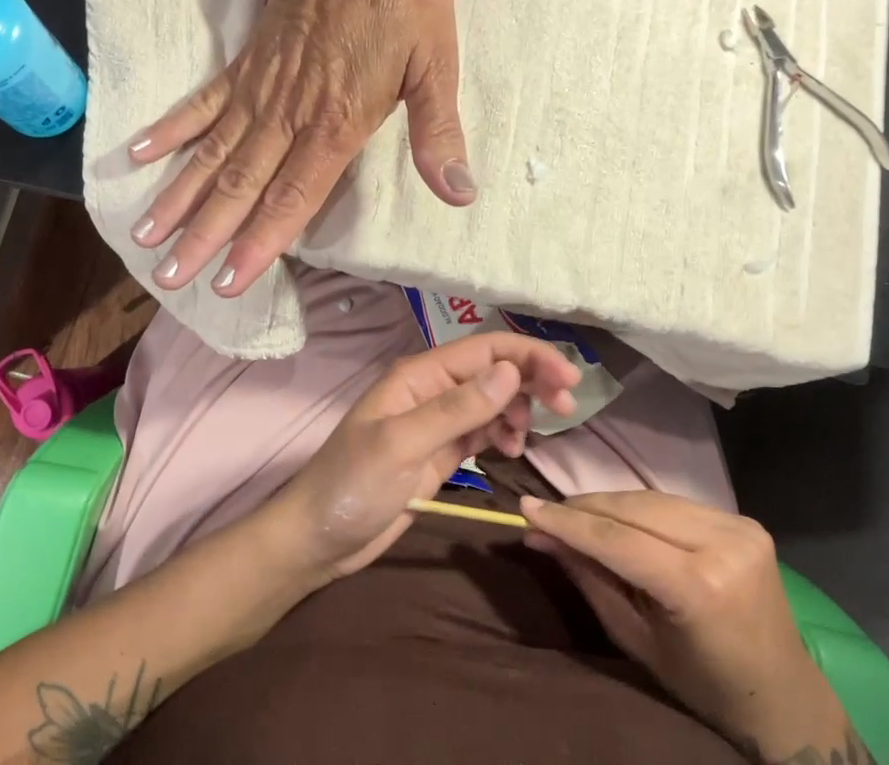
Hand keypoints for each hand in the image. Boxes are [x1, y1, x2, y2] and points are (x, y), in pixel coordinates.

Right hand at [127, 0, 470, 296]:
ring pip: (213, 152)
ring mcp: (259, 88)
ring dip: (178, 196)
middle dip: (205, 235)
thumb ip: (437, 134)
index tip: (228, 281)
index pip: (292, 195)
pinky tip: (140, 155)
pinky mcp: (245, 64)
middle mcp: (288, 113)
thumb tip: (460, 195)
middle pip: (241, 185)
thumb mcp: (436, 67)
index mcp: (336, 122)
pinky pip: (202, 102)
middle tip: (170, 275)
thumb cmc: (404, 2)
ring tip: (145, 235)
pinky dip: (170, 129)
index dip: (258, 241)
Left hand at [263, 333, 579, 582]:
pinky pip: (484, 431)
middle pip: (494, 371)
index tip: (570, 381)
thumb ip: (457, 409)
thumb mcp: (402, 445)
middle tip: (565, 410)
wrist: (319, 538)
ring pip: (493, 401)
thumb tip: (511, 372)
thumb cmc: (351, 485)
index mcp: (418, 376)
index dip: (530, 357)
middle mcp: (431, 391)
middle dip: (532, 382)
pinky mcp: (441, 453)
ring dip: (519, 411)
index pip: (485, 350)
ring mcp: (437, 423)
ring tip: (523, 440)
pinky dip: (503, 434)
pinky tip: (510, 450)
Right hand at [521, 493, 857, 760]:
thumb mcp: (634, 637)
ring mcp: (740, 528)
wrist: (782, 695)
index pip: (618, 539)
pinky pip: (674, 504)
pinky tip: (614, 518)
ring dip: (607, 504)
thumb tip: (538, 536)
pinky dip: (639, 509)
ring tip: (571, 515)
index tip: (524, 506)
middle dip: (583, 508)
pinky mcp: (745, 522)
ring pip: (652, 499)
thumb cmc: (701, 682)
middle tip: (542, 513)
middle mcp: (725, 545)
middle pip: (634, 508)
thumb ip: (588, 578)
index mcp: (701, 587)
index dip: (567, 522)